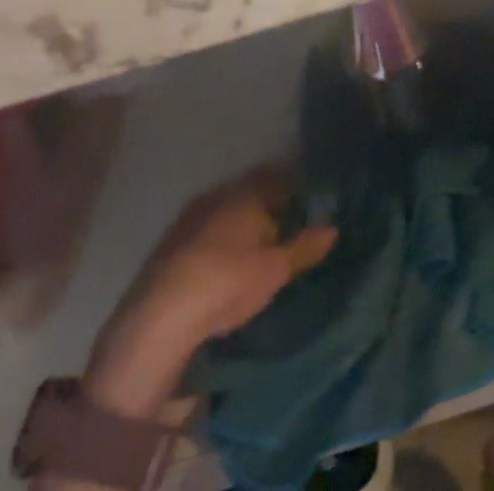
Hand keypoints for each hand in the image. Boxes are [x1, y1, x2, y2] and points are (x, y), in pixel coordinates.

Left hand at [83, 168, 336, 418]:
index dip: (290, 189)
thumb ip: (304, 247)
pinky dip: (218, 245)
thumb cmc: (228, 281)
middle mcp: (213, 198)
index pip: (272, 178)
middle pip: (246, 196)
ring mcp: (186, 220)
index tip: (305, 206)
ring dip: (238, 228)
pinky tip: (224, 267)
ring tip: (256, 253)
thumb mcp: (276, 269)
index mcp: (242, 195)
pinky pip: (203, 235)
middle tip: (285, 232)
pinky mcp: (168, 246)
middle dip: (265, 210)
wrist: (161, 314)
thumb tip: (332, 227)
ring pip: (222, 215)